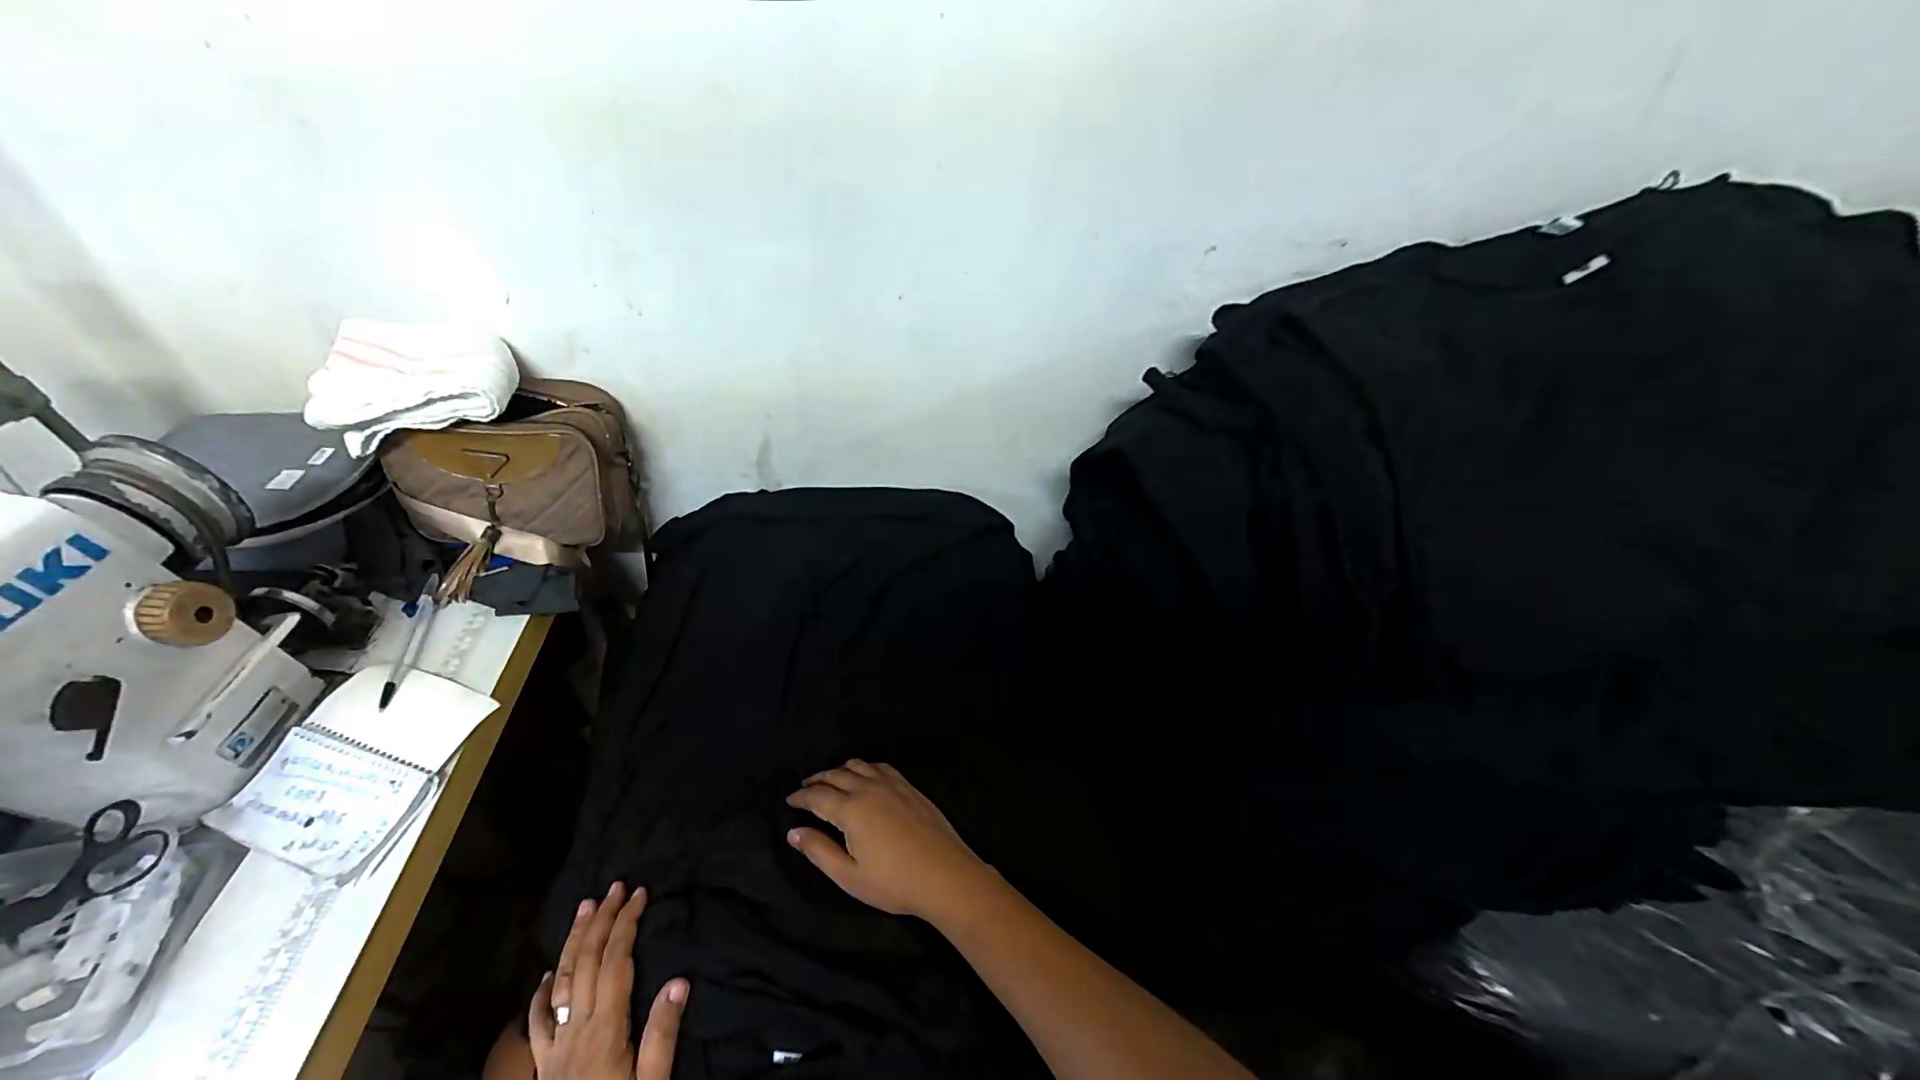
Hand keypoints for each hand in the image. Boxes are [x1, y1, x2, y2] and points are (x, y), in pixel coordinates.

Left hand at [529, 882, 688, 1079]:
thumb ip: (663, 1033)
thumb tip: (678, 979)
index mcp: (606, 1028)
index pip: (615, 962)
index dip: (626, 923)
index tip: (640, 894)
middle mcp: (576, 1029)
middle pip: (587, 963)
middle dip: (601, 920)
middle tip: (614, 887)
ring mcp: (555, 1046)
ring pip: (561, 982)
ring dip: (574, 942)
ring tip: (584, 909)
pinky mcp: (543, 1065)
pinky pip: (537, 1022)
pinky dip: (542, 992)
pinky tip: (549, 975)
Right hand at [785, 759, 997, 923]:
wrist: (945, 874)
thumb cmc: (894, 882)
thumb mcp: (849, 876)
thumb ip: (819, 851)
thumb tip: (794, 832)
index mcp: (851, 809)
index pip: (818, 796)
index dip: (801, 797)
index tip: (790, 801)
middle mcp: (869, 788)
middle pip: (836, 775)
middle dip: (817, 780)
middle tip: (805, 788)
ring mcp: (892, 785)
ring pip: (858, 765)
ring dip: (839, 770)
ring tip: (830, 780)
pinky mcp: (909, 787)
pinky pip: (880, 767)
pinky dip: (864, 767)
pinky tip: (864, 777)